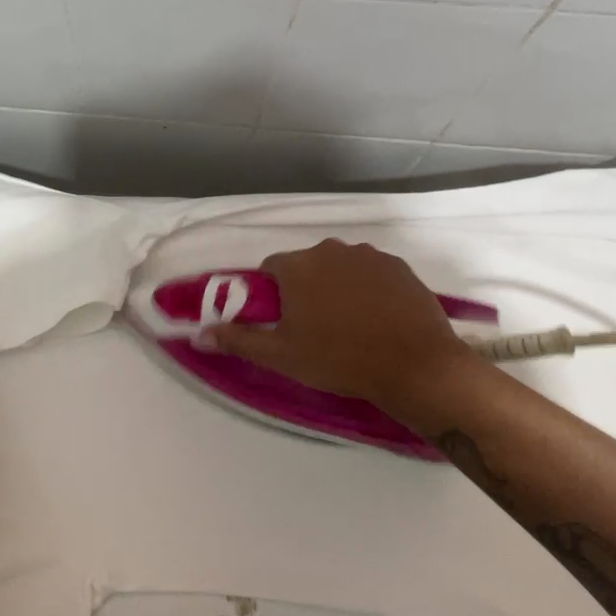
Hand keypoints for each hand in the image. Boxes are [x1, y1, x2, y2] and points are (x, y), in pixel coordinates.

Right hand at [201, 239, 482, 412]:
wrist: (415, 365)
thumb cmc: (339, 359)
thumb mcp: (281, 355)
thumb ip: (238, 339)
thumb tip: (200, 334)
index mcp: (298, 266)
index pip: (271, 269)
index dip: (272, 294)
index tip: (282, 322)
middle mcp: (331, 250)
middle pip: (307, 266)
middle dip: (305, 290)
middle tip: (314, 329)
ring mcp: (370, 256)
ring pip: (340, 268)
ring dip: (337, 288)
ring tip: (349, 326)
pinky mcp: (400, 267)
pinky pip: (372, 274)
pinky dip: (369, 290)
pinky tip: (377, 320)